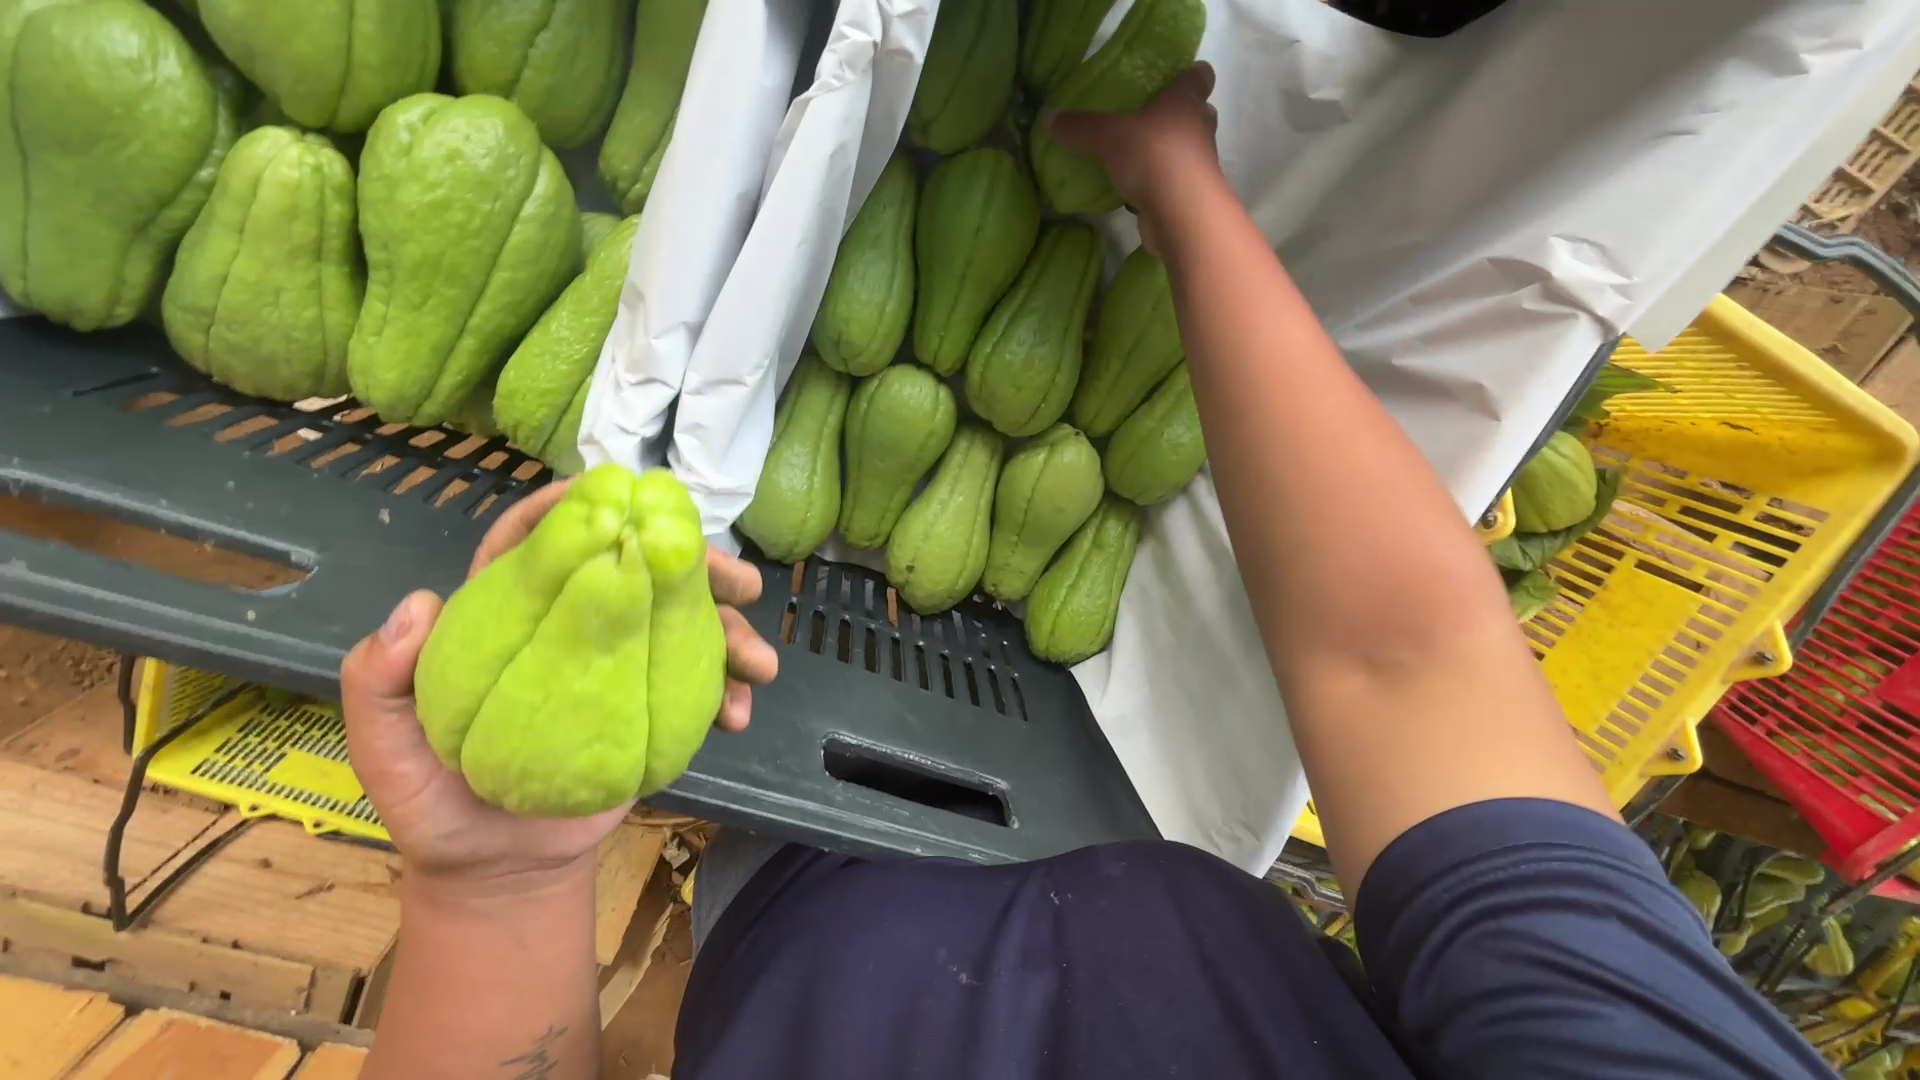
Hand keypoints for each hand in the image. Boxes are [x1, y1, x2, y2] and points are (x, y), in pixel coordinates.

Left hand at [340, 478, 779, 893]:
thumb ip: (382, 682)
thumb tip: (421, 601)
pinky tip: (739, 714)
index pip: (539, 546)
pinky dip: (729, 692)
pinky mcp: (653, 706)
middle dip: (701, 569)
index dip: (574, 510)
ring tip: (761, 664)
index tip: (622, 494)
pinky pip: (700, 684)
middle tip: (742, 581)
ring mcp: (621, 667)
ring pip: (686, 624)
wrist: (501, 869)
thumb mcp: (388, 752)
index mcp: (514, 619)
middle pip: (642, 573)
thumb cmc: (437, 804)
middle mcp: (577, 629)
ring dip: (734, 634)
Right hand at [1046, 63, 1221, 252]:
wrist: (1179, 211)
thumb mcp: (1108, 136)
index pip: (1200, 75)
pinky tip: (1136, 189)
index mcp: (1186, 100)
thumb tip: (1047, 117)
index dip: (1189, 75)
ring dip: (1167, 153)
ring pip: (1185, 149)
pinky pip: (1174, 181)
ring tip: (1137, 158)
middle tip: (1147, 121)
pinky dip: (1159, 184)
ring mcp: (1199, 162)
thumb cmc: (1152, 154)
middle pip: (1196, 113)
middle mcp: (1199, 126)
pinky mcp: (1190, 194)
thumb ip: (1080, 127)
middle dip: (1176, 117)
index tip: (1171, 81)